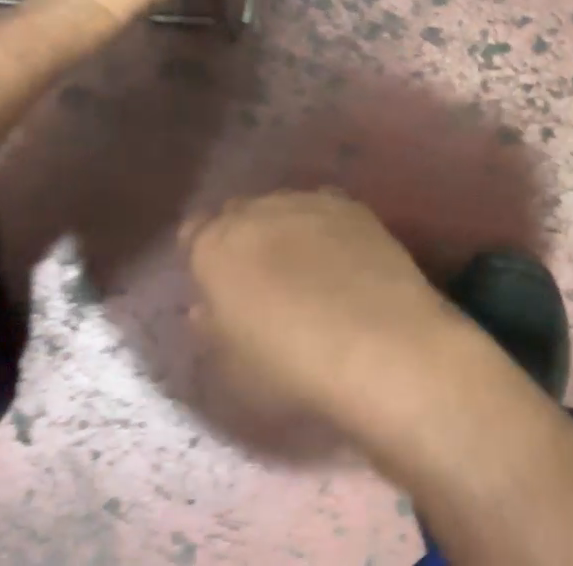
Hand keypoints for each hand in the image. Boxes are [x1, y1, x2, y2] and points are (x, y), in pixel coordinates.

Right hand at [181, 190, 459, 427]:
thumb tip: (207, 309)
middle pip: (238, 215)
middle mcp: (254, 212)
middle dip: (244, 239)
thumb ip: (214, 329)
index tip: (217, 287)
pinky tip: (344, 264)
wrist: (380, 347)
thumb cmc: (291, 369)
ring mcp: (307, 203)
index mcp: (212, 247)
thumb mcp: (234, 368)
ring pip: (283, 209)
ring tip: (308, 273)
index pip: (193, 234)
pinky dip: (327, 232)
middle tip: (261, 282)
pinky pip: (326, 213)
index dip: (204, 258)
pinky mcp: (353, 208)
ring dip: (286, 232)